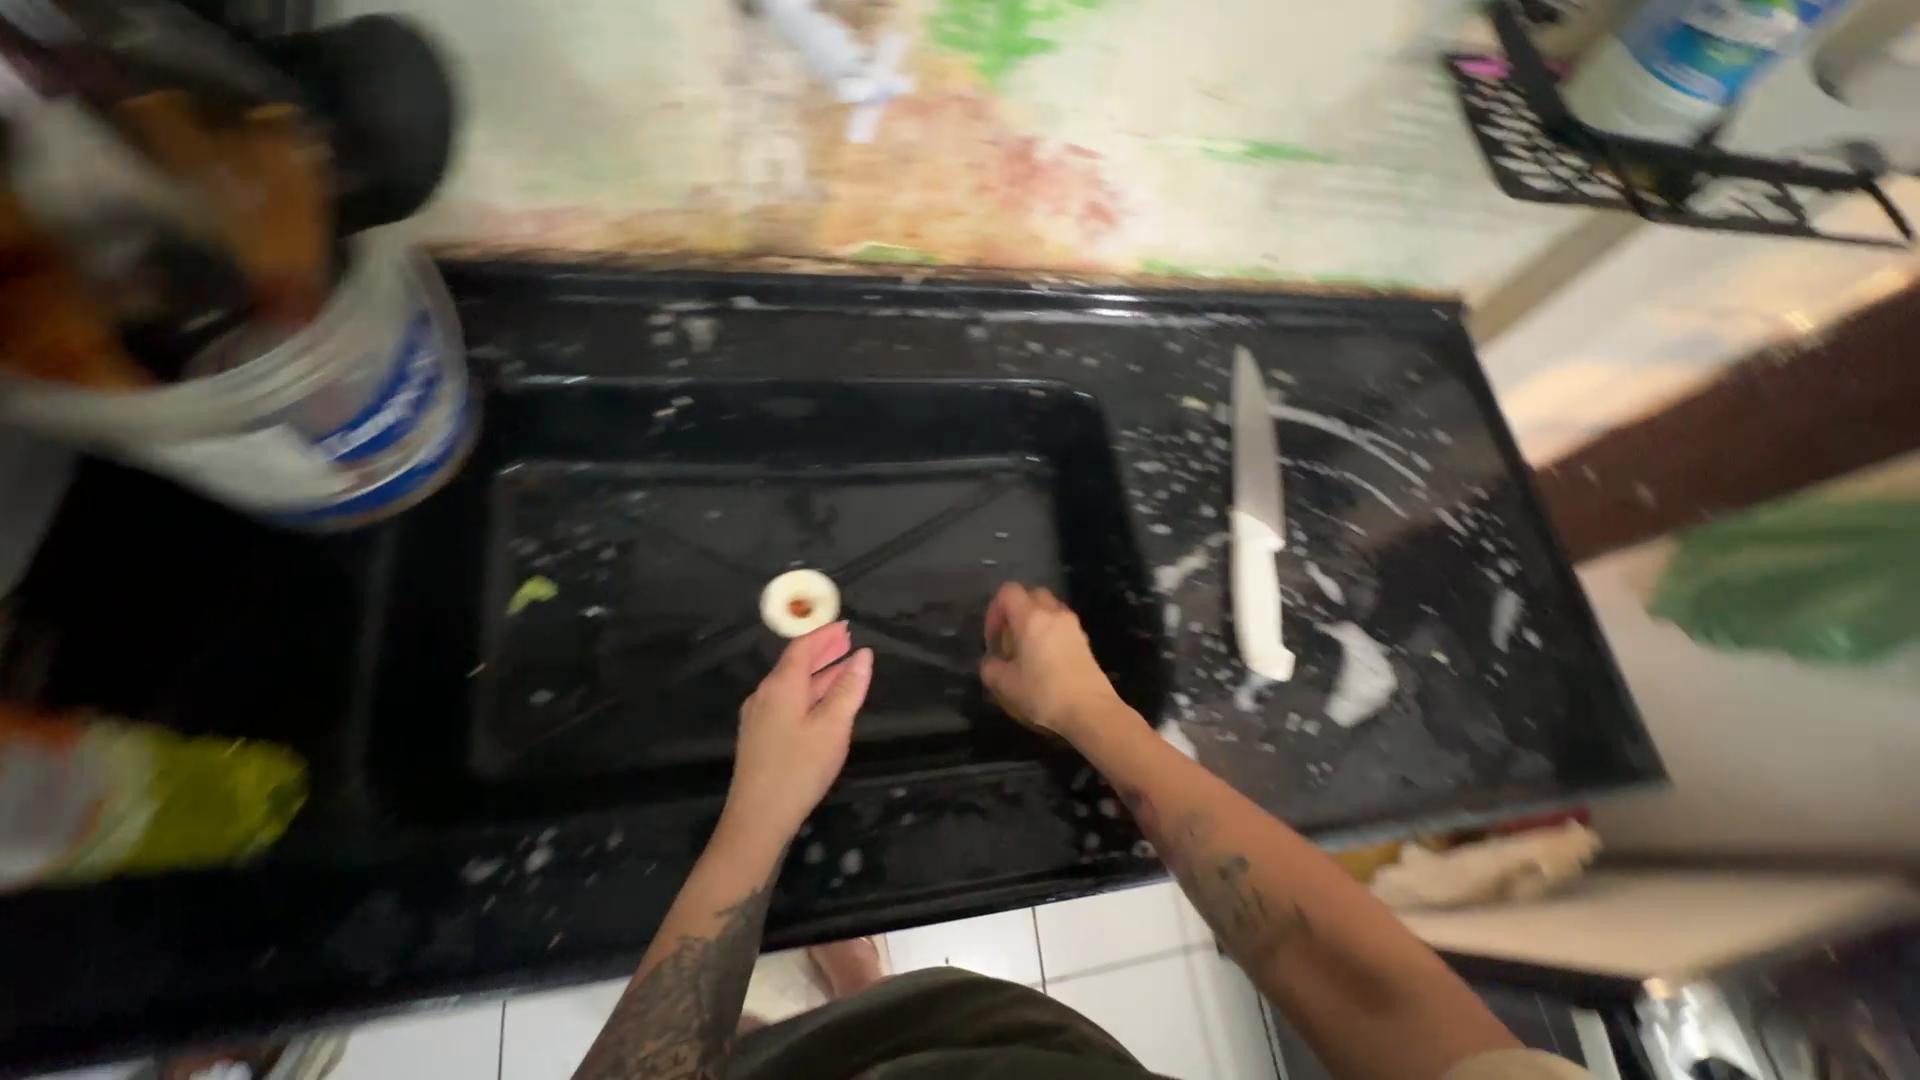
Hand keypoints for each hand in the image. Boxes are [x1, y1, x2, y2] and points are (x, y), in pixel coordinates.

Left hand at [723, 622, 873, 843]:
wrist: (757, 818)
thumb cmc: (799, 768)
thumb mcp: (833, 727)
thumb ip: (848, 688)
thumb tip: (863, 655)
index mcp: (781, 685)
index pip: (803, 647)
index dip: (825, 635)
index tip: (847, 628)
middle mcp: (765, 694)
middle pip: (795, 663)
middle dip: (822, 651)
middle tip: (848, 643)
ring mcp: (758, 716)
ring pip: (791, 684)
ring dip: (817, 674)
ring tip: (843, 669)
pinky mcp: (758, 736)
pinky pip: (785, 701)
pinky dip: (807, 692)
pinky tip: (821, 704)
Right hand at [979, 584, 1134, 742]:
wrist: (1090, 710)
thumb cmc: (1043, 693)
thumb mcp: (1004, 684)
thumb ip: (990, 667)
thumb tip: (992, 662)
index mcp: (1031, 617)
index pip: (1008, 591)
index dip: (995, 610)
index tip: (993, 638)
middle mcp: (1054, 613)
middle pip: (1032, 595)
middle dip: (1016, 611)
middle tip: (1010, 637)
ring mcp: (1074, 626)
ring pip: (1050, 609)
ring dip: (1036, 621)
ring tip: (1028, 650)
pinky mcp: (1086, 641)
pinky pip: (1063, 625)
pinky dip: (1051, 633)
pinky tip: (1047, 660)